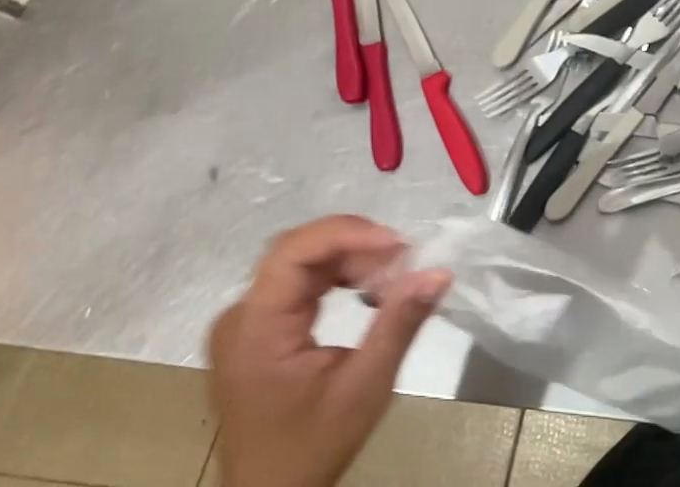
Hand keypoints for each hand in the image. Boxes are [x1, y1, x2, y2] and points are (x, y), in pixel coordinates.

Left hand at [209, 216, 449, 486]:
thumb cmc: (315, 444)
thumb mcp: (366, 386)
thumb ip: (399, 323)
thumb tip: (439, 273)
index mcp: (255, 329)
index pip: (293, 253)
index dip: (347, 235)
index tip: (398, 244)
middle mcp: (240, 316)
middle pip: (297, 252)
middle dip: (355, 245)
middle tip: (404, 259)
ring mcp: (245, 323)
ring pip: (300, 263)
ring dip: (350, 259)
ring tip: (393, 274)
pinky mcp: (257, 330)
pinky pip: (298, 284)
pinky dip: (338, 277)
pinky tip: (369, 289)